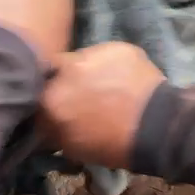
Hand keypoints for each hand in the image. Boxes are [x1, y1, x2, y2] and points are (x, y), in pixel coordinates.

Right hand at [42, 43, 166, 168]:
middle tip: (80, 95)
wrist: (159, 129)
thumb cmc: (113, 145)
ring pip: (81, 59)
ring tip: (104, 86)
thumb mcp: (72, 147)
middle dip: (63, 82)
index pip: (36, 95)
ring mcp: (93, 54)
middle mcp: (66, 69)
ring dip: (86, 71)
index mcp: (51, 97)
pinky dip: (110, 66)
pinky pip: (106, 55)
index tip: (56, 107)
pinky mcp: (117, 47)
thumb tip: (46, 123)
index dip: (47, 101)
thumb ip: (52, 130)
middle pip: (56, 70)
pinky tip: (122, 80)